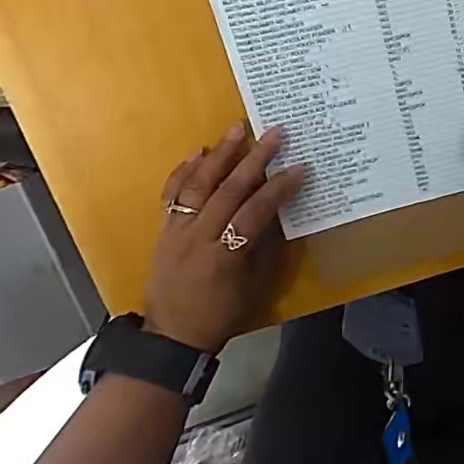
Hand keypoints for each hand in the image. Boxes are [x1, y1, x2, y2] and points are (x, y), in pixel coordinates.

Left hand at [143, 124, 306, 352]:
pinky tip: (197, 152)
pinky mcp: (164, 229)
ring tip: (237, 128)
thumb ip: (265, 248)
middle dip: (254, 159)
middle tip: (274, 134)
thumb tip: (276, 214)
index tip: (299, 167)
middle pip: (228, 190)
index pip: (256, 211)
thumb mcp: (255, 287)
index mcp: (226, 255)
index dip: (279, 188)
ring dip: (220, 154)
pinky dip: (184, 171)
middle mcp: (199, 237)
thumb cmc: (222, 314)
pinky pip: (172, 194)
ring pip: (198, 185)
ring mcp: (178, 230)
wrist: (174, 334)